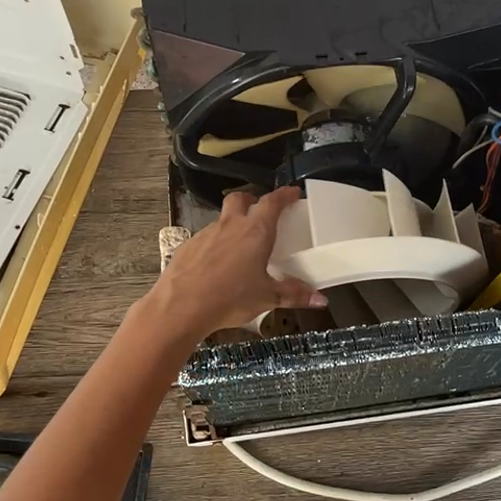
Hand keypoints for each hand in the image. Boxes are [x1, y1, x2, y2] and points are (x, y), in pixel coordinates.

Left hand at [146, 187, 325, 336]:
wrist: (180, 308)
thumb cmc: (229, 299)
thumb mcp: (267, 298)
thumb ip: (294, 294)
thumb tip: (320, 299)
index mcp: (255, 232)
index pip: (272, 202)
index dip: (284, 195)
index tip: (292, 193)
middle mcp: (230, 226)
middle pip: (240, 199)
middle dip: (252, 200)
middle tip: (261, 213)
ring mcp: (205, 234)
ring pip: (222, 219)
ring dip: (232, 225)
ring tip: (240, 247)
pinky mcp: (187, 246)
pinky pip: (205, 239)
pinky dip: (215, 245)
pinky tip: (216, 266)